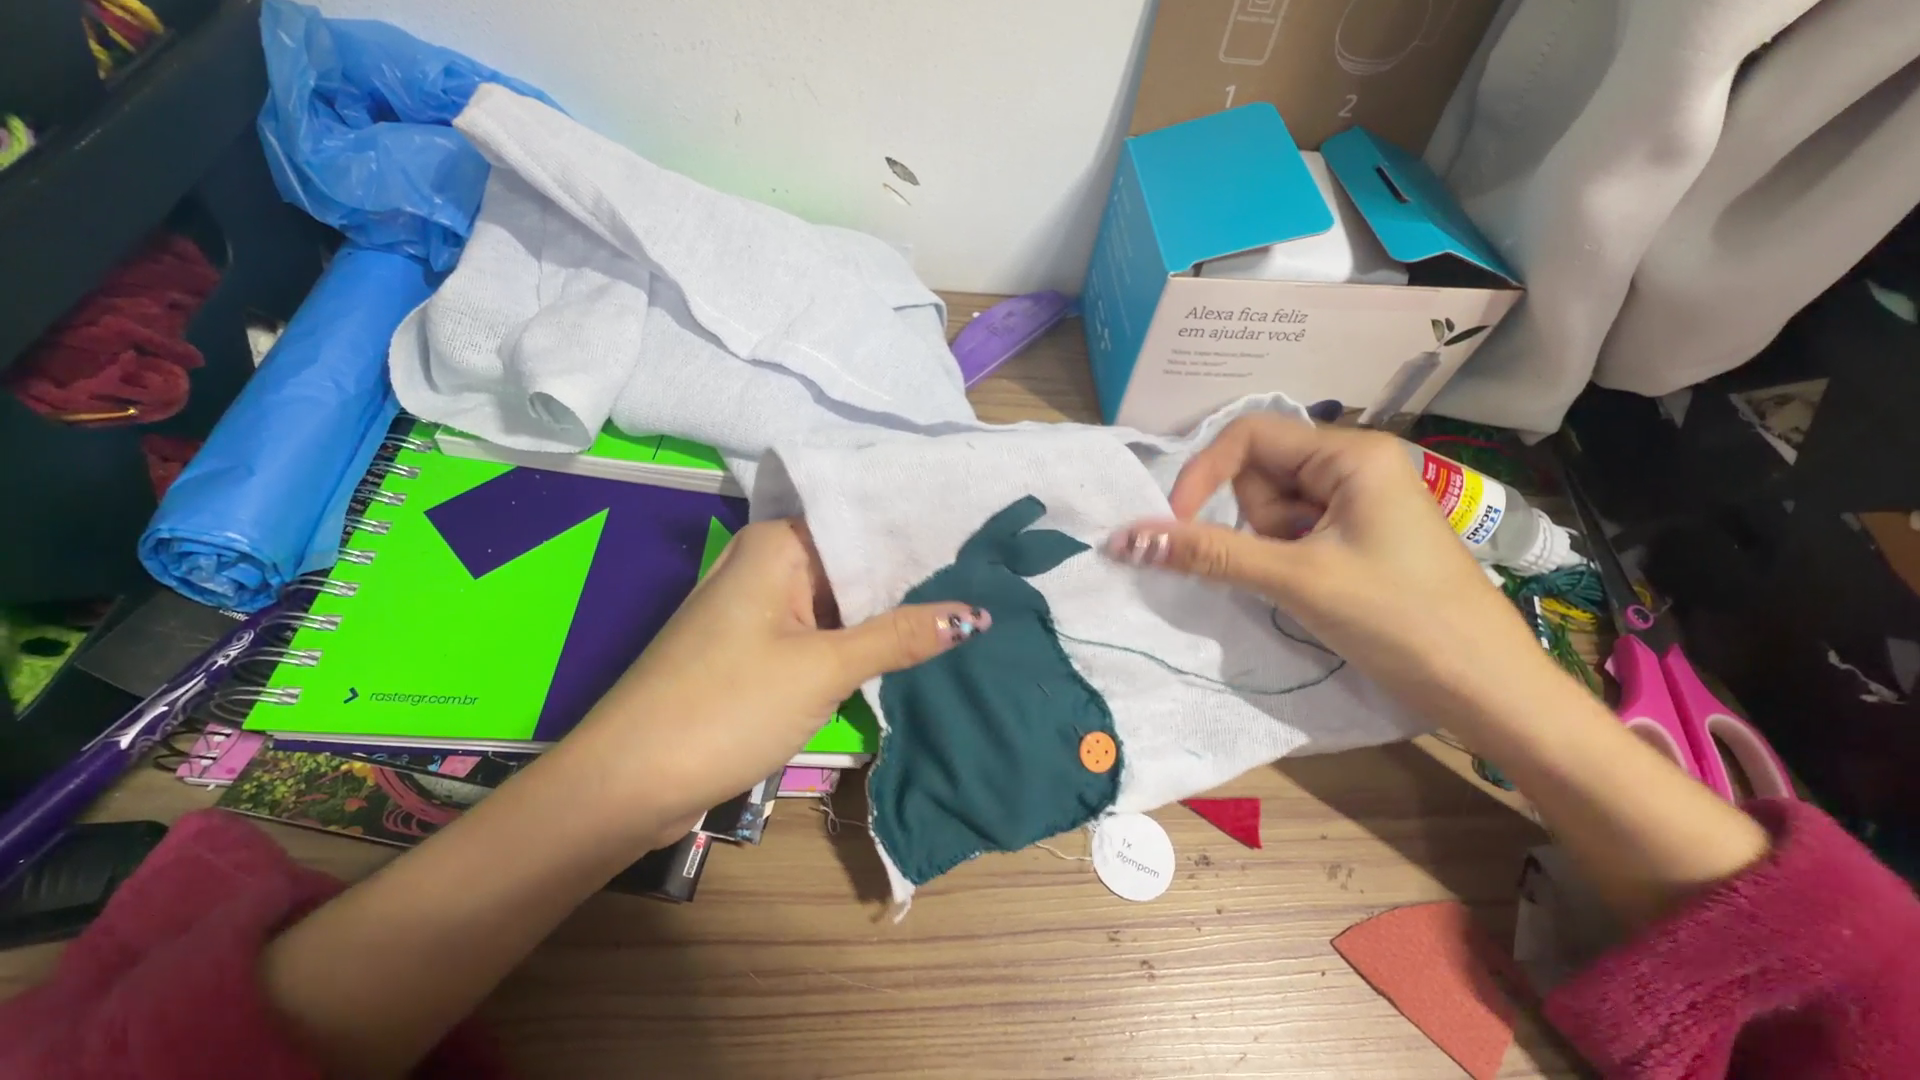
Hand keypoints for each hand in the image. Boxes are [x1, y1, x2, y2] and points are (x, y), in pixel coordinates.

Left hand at [572, 518, 988, 843]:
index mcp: (775, 545)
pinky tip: (912, 646)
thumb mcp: (824, 669)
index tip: (984, 535)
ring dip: (889, 613)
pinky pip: (819, 633)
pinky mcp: (755, 651)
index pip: (862, 520)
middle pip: (853, 561)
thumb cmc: (727, 707)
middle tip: (990, 575)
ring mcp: (758, 610)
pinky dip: (859, 641)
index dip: (920, 530)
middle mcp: (765, 565)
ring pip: (839, 602)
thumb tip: (976, 614)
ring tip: (970, 604)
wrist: (631, 781)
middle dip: (913, 576)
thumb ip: (899, 636)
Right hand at [1108, 415, 1551, 724]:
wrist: (1485, 686)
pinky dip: (1285, 560)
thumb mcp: (1296, 581)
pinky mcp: (1361, 536)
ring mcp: (1361, 501)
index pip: (1249, 436)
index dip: (1202, 476)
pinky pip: (1296, 533)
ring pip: (1274, 509)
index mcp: (1352, 454)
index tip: (1177, 529)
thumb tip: (1127, 539)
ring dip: (1270, 548)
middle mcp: (1356, 464)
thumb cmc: (1398, 619)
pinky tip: (1316, 592)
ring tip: (1311, 585)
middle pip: (1260, 473)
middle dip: (1254, 523)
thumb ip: (1210, 554)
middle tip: (1289, 567)